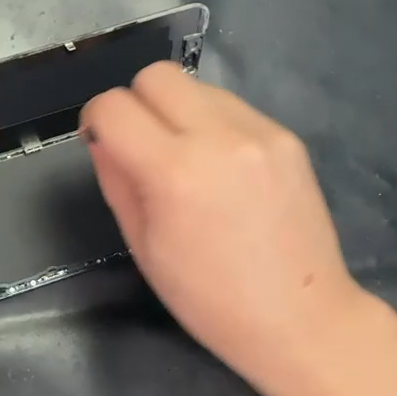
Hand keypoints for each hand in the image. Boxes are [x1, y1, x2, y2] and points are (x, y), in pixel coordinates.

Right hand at [79, 63, 365, 363]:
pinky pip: (229, 107)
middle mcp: (218, 138)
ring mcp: (259, 133)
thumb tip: (102, 137)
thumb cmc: (207, 297)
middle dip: (134, 103)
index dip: (95, 120)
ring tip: (184, 156)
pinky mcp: (286, 137)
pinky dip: (210, 124)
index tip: (100, 142)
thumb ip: (115, 178)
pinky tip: (218, 166)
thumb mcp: (141, 243)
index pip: (113, 106)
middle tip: (140, 144)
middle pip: (155, 75)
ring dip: (174, 110)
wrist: (301, 319)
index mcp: (173, 172)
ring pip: (194, 85)